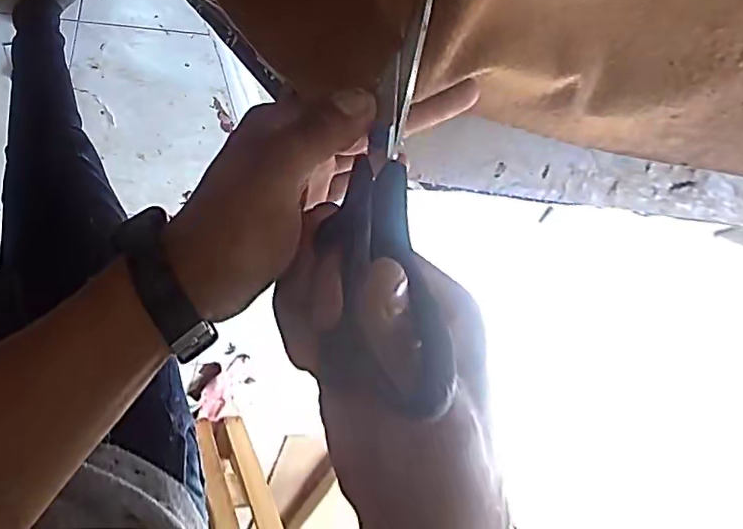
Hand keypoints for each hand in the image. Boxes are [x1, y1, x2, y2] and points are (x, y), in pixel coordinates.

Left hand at [161, 78, 480, 321]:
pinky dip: (370, 179)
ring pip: (355, 152)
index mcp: (284, 123)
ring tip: (436, 131)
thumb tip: (363, 96)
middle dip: (406, 115)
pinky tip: (394, 179)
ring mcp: (298, 170)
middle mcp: (293, 139)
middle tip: (461, 99)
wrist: (197, 279)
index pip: (353, 103)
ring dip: (390, 146)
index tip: (443, 89)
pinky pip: (345, 180)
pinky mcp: (303, 200)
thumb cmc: (233, 227)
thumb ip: (317, 134)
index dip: (399, 98)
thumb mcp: (274, 177)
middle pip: (360, 124)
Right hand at [274, 210, 505, 528]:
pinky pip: (301, 304)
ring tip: (314, 352)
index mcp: (437, 297)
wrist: (416, 518)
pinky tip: (309, 361)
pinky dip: (293, 326)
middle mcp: (400, 297)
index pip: (381, 243)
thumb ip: (403, 336)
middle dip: (318, 286)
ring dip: (301, 307)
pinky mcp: (339, 338)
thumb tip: (382, 269)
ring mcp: (366, 316)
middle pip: (340, 249)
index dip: (347, 260)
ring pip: (314, 272)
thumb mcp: (433, 402)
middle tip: (323, 330)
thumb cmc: (449, 467)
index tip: (332, 304)